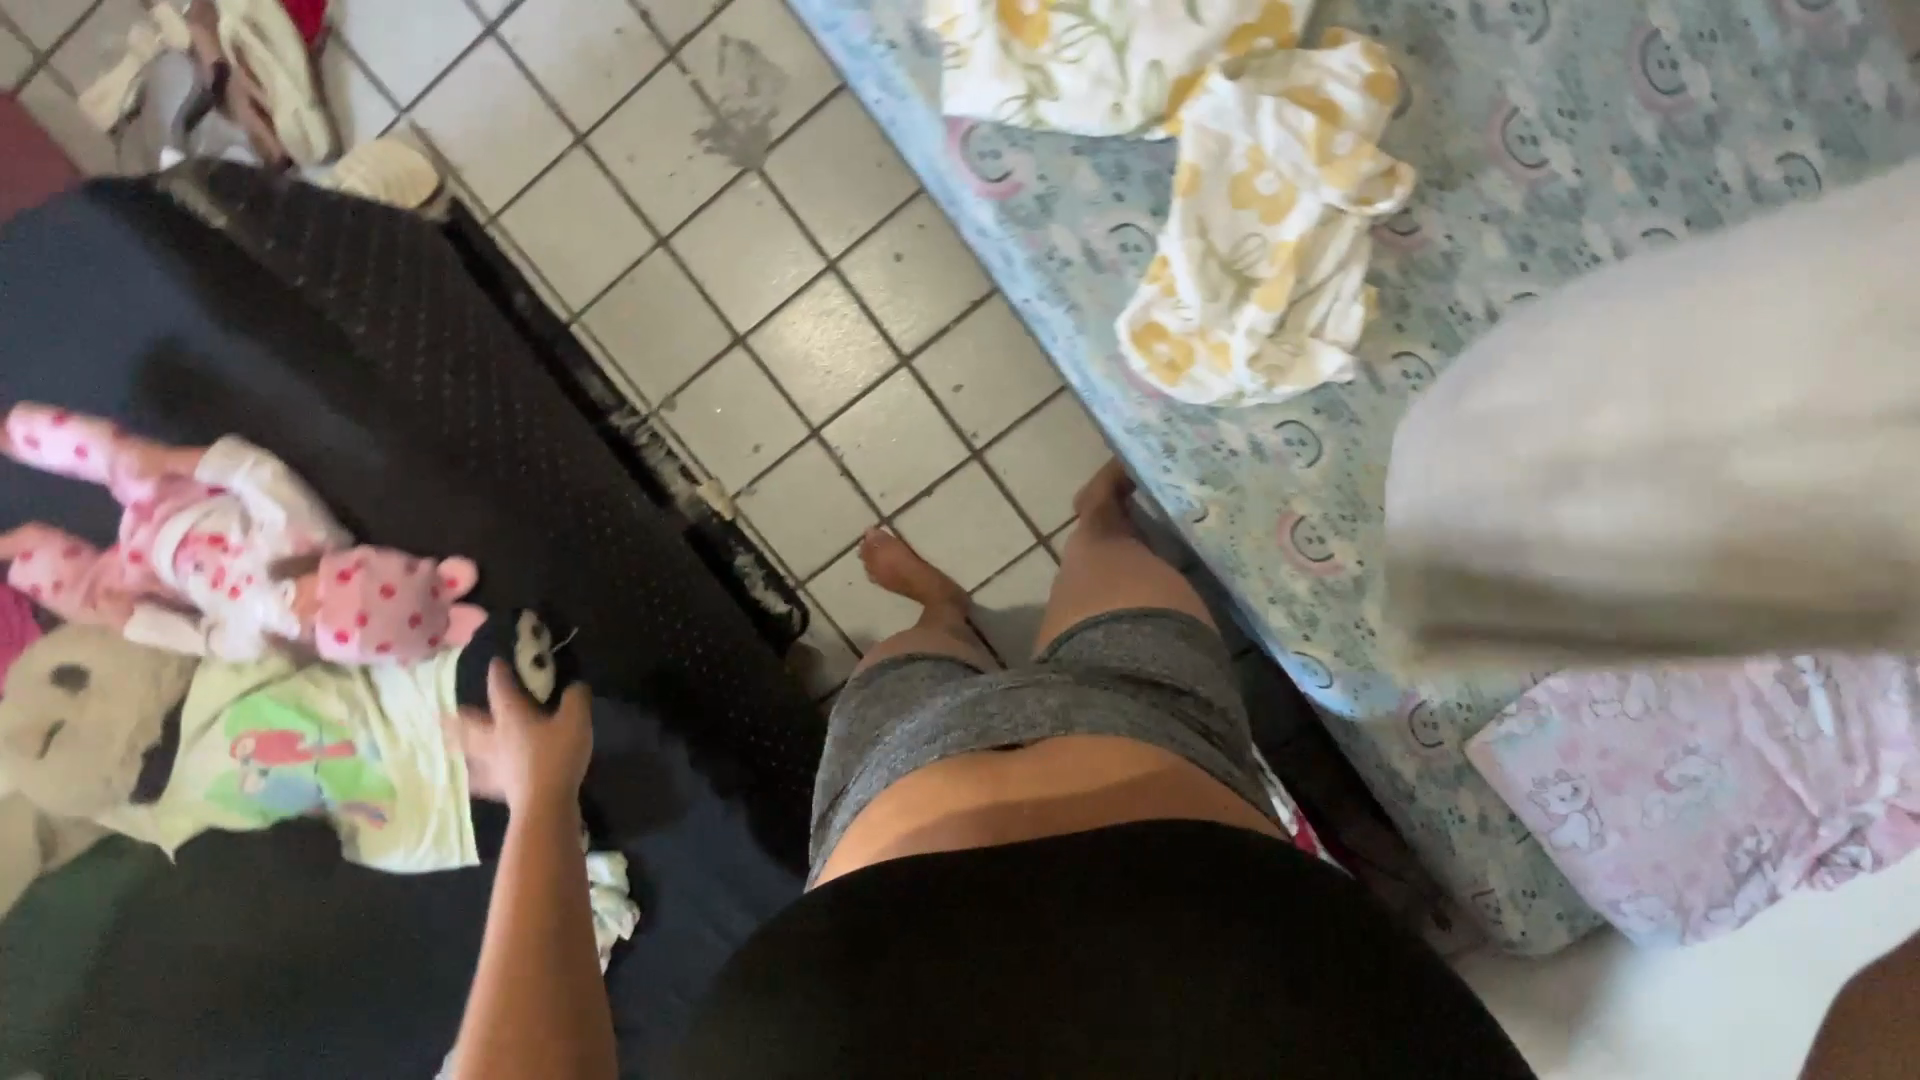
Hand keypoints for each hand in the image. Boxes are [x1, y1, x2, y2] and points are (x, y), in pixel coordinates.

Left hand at [459, 661, 591, 815]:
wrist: (545, 801)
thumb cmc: (558, 755)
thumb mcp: (577, 719)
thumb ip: (576, 698)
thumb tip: (575, 686)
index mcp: (511, 716)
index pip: (500, 689)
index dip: (498, 674)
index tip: (495, 662)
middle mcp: (495, 736)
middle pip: (470, 722)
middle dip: (460, 715)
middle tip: (445, 711)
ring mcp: (492, 763)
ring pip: (468, 750)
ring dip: (457, 743)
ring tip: (446, 740)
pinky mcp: (497, 786)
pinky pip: (480, 780)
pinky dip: (475, 776)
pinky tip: (472, 778)